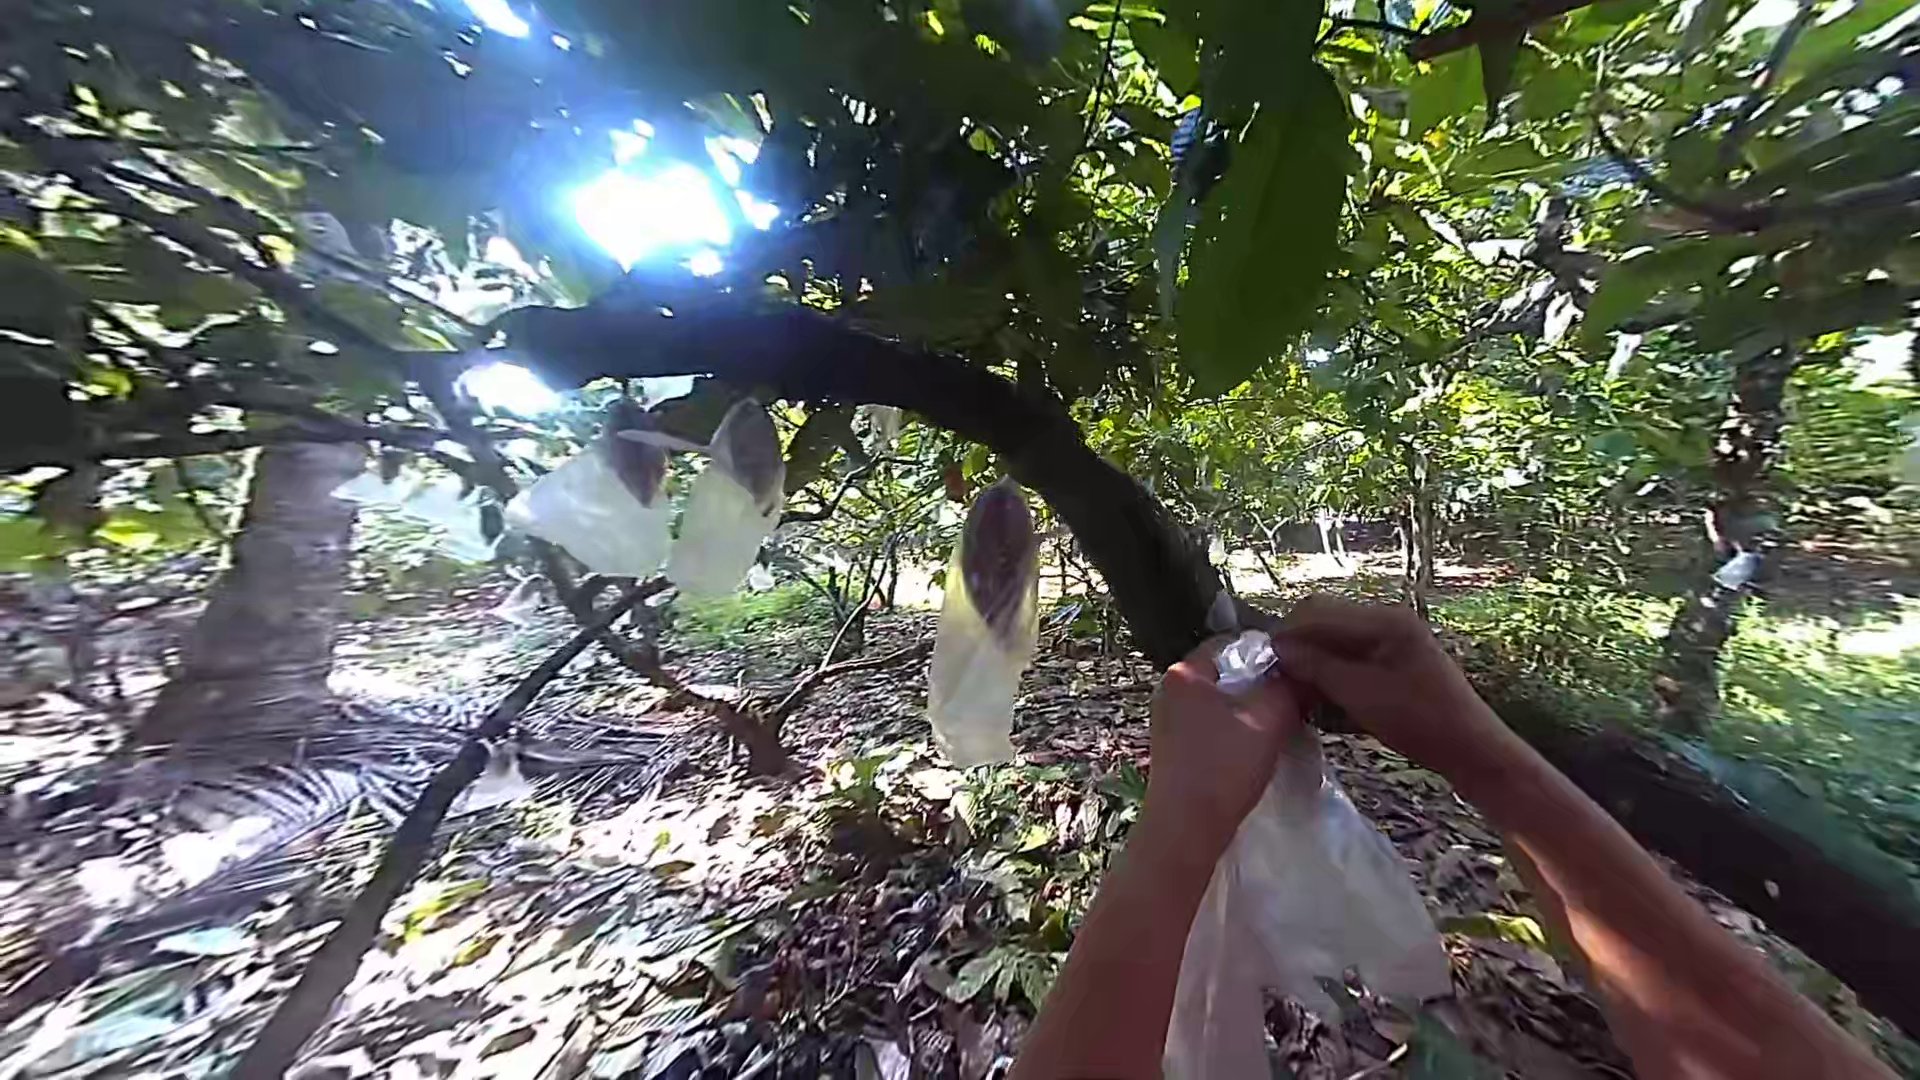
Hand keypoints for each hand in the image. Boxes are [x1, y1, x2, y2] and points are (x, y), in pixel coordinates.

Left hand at [1140, 636, 1301, 861]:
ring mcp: (1168, 719)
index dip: (1265, 654)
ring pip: (1219, 702)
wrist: (1187, 824)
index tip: (1296, 670)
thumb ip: (1288, 689)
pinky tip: (1257, 747)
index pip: (1228, 645)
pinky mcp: (1174, 745)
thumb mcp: (1267, 720)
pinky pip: (1210, 725)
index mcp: (1183, 673)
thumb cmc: (1224, 764)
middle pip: (1223, 674)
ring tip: (1281, 724)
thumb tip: (1303, 673)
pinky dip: (1234, 730)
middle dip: (1259, 685)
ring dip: (1249, 710)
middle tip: (1293, 699)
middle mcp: (1168, 689)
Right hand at [1272, 595, 1512, 778]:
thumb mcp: (1359, 693)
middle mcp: (1385, 618)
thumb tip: (1277, 651)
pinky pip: (1345, 648)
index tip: (1268, 661)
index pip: (1316, 611)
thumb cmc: (1419, 721)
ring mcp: (1389, 636)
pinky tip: (1319, 687)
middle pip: (1321, 617)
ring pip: (1330, 634)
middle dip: (1297, 642)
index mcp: (1383, 620)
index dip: (1287, 633)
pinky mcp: (1390, 655)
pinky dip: (1327, 664)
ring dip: (1310, 654)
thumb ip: (1315, 666)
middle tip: (1280, 672)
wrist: (1473, 752)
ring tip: (1297, 682)